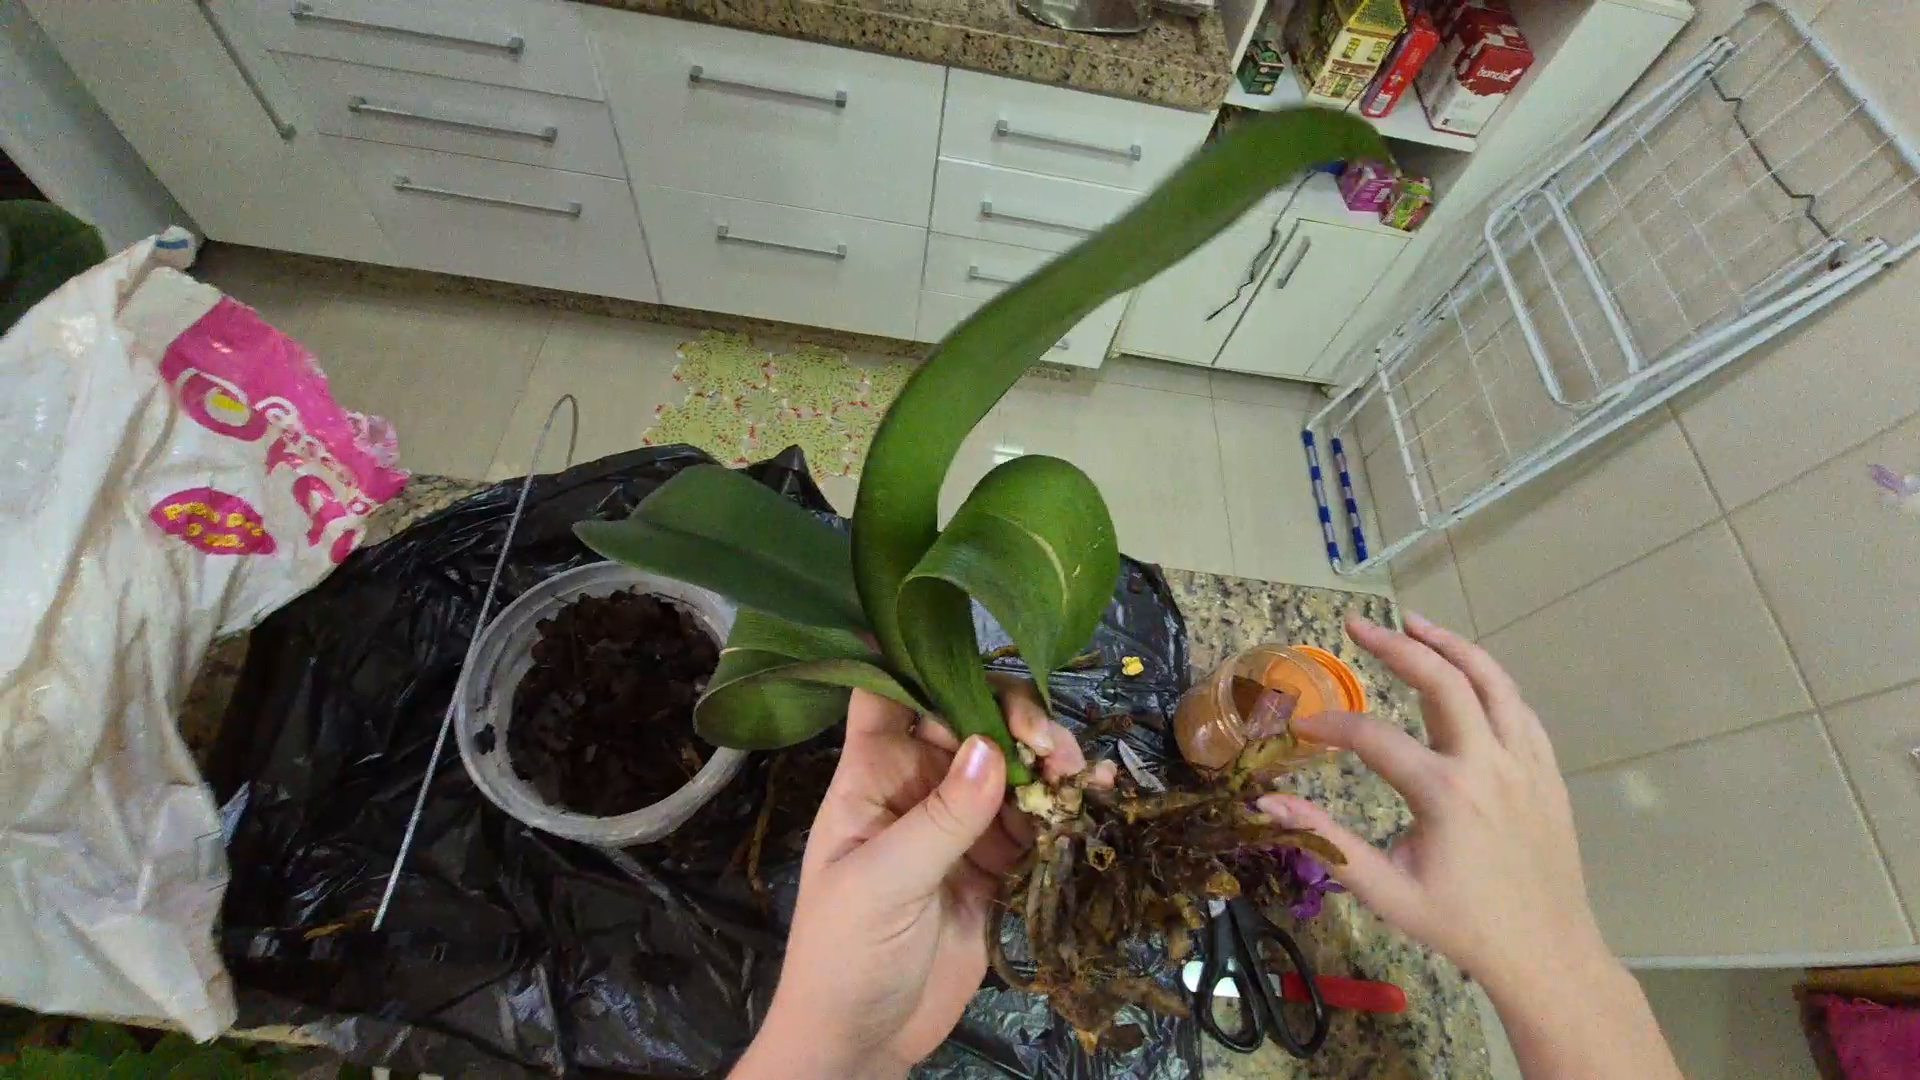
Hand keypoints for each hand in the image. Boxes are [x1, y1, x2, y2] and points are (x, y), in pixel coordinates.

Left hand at [732, 680, 1108, 1079]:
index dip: (915, 661)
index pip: (885, 696)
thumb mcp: (883, 883)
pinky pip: (1032, 817)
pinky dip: (1062, 803)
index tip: (967, 646)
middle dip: (1009, 719)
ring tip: (1075, 773)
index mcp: (873, 775)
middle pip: (966, 722)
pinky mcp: (994, 858)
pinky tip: (1092, 793)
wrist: (867, 1043)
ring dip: (1045, 759)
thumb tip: (991, 749)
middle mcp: (918, 784)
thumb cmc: (846, 954)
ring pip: (1007, 765)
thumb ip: (940, 818)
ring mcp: (959, 820)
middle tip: (1044, 743)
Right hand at [1257, 611, 1610, 999]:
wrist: (1551, 959)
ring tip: (1413, 622)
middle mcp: (1490, 766)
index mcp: (1446, 793)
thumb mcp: (1385, 889)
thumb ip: (1325, 838)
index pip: (1373, 737)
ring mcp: (1527, 765)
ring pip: (1493, 682)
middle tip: (1357, 625)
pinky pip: (1518, 708)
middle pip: (1444, 682)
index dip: (1330, 725)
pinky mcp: (1547, 773)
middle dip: (1396, 646)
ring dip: (1451, 646)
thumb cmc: (1460, 925)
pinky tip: (1463, 673)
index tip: (1301, 727)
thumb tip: (1264, 800)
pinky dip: (1487, 679)